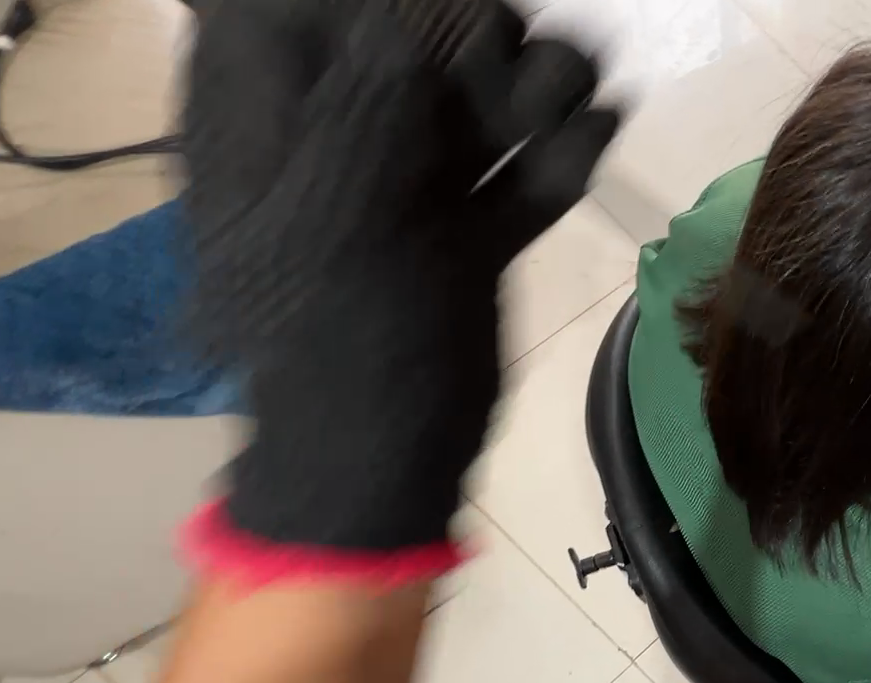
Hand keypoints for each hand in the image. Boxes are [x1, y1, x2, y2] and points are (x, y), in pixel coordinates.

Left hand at [182, 0, 617, 556]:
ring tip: (591, 83)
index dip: (404, 7)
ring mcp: (410, 192)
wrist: (383, 451)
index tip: (470, 22)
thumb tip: (406, 16)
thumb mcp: (341, 224)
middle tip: (534, 60)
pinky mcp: (466, 240)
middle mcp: (341, 139)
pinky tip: (600, 127)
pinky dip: (557, 161)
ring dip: (537, 97)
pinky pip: (514, 185)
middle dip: (482, 43)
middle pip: (414, 47)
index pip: (319, 7)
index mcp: (270, 118)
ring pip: (477, 116)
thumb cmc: (341, 346)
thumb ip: (369, 112)